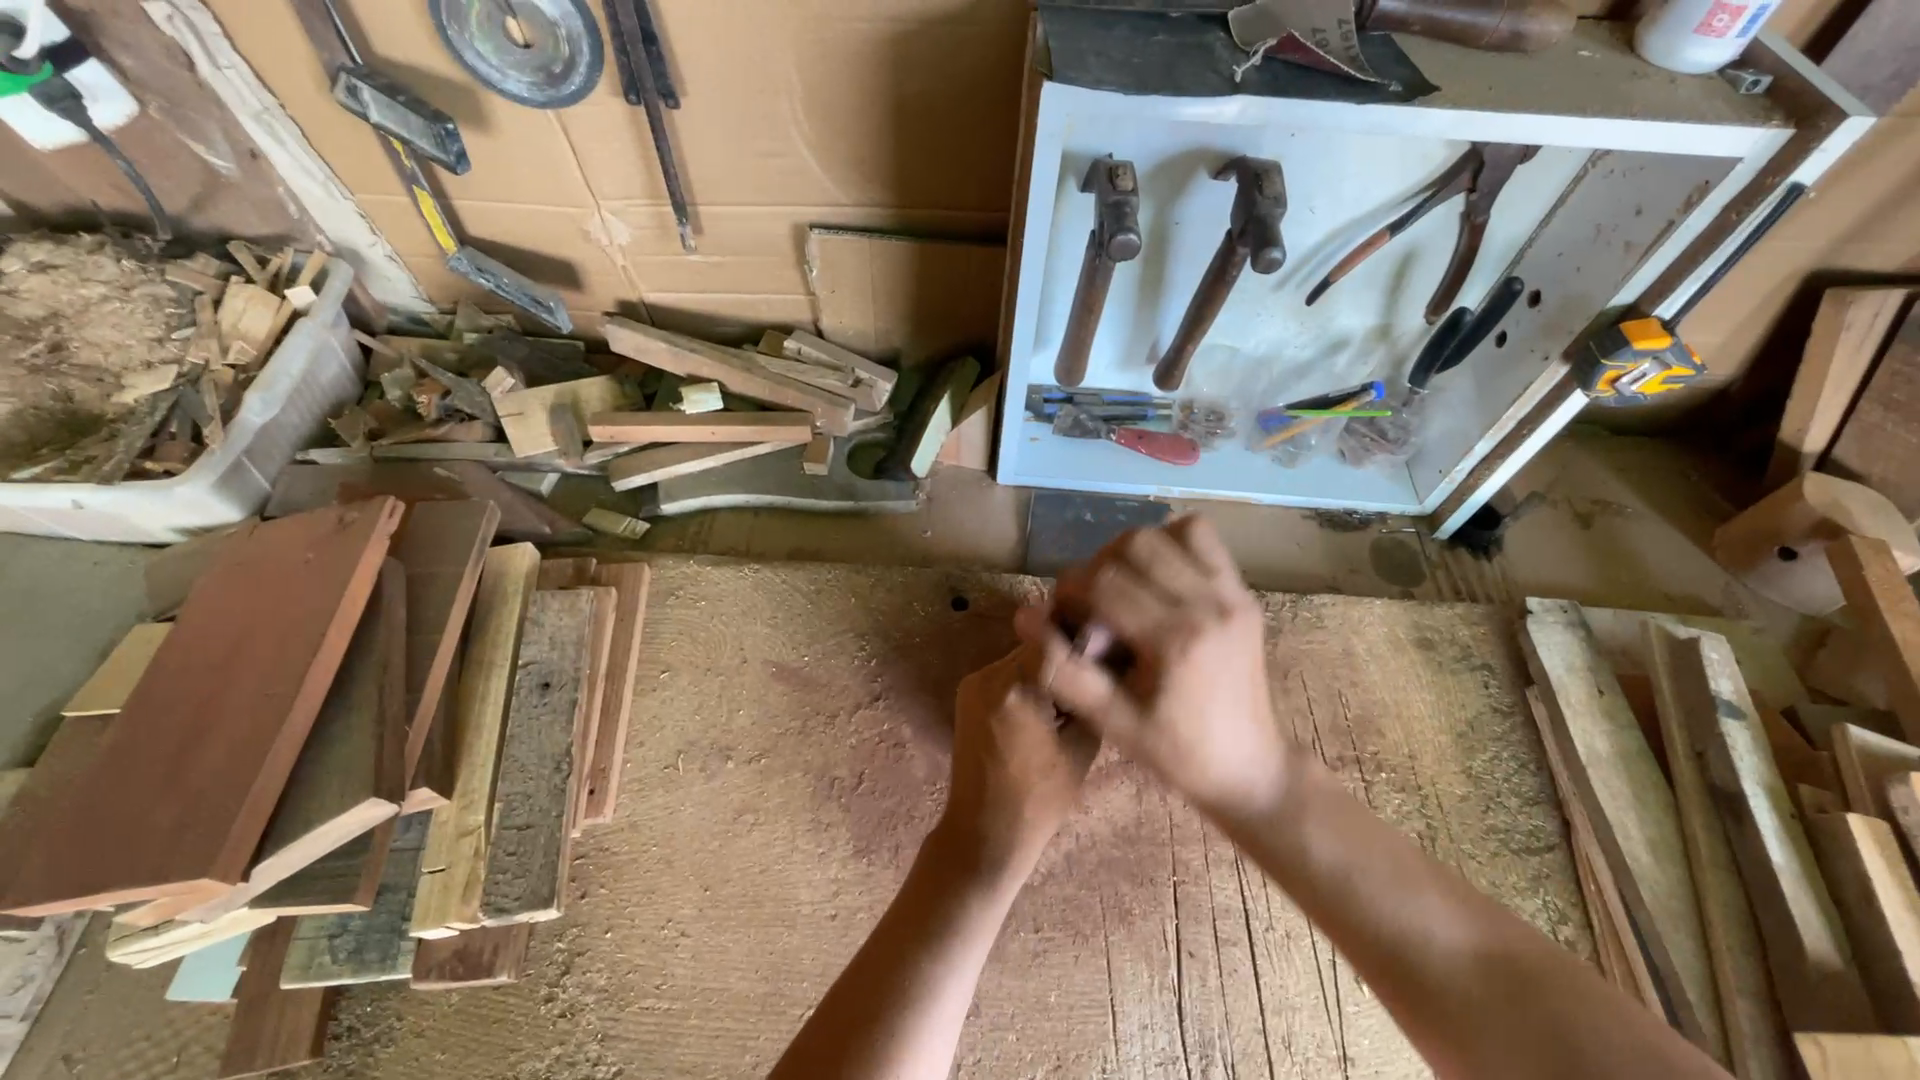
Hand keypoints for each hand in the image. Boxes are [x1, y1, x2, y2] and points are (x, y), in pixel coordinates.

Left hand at [938, 647, 1098, 879]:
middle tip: (1096, 677)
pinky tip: (1051, 707)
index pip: (1056, 641)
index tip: (1109, 656)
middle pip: (1037, 647)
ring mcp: (972, 684)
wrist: (983, 833)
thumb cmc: (1039, 800)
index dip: (1085, 644)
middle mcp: (986, 676)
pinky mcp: (968, 696)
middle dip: (1066, 658)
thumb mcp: (1081, 748)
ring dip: (1048, 670)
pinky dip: (1030, 683)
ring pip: (1023, 659)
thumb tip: (1100, 668)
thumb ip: (1087, 699)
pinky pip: (1007, 675)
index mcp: (1013, 687)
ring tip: (1075, 696)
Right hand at [1013, 516, 1290, 822]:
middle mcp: (1209, 604)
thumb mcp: (1112, 722)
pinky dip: (1170, 545)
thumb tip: (1023, 616)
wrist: (1248, 766)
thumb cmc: (1176, 753)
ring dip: (1132, 552)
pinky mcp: (1243, 592)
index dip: (1069, 592)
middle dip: (1098, 567)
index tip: (1061, 617)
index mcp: (1176, 640)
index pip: (1104, 583)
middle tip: (1090, 605)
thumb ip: (1063, 670)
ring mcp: (1232, 593)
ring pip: (1168, 532)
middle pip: (1134, 546)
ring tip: (1122, 589)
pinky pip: (1202, 538)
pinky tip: (1155, 580)